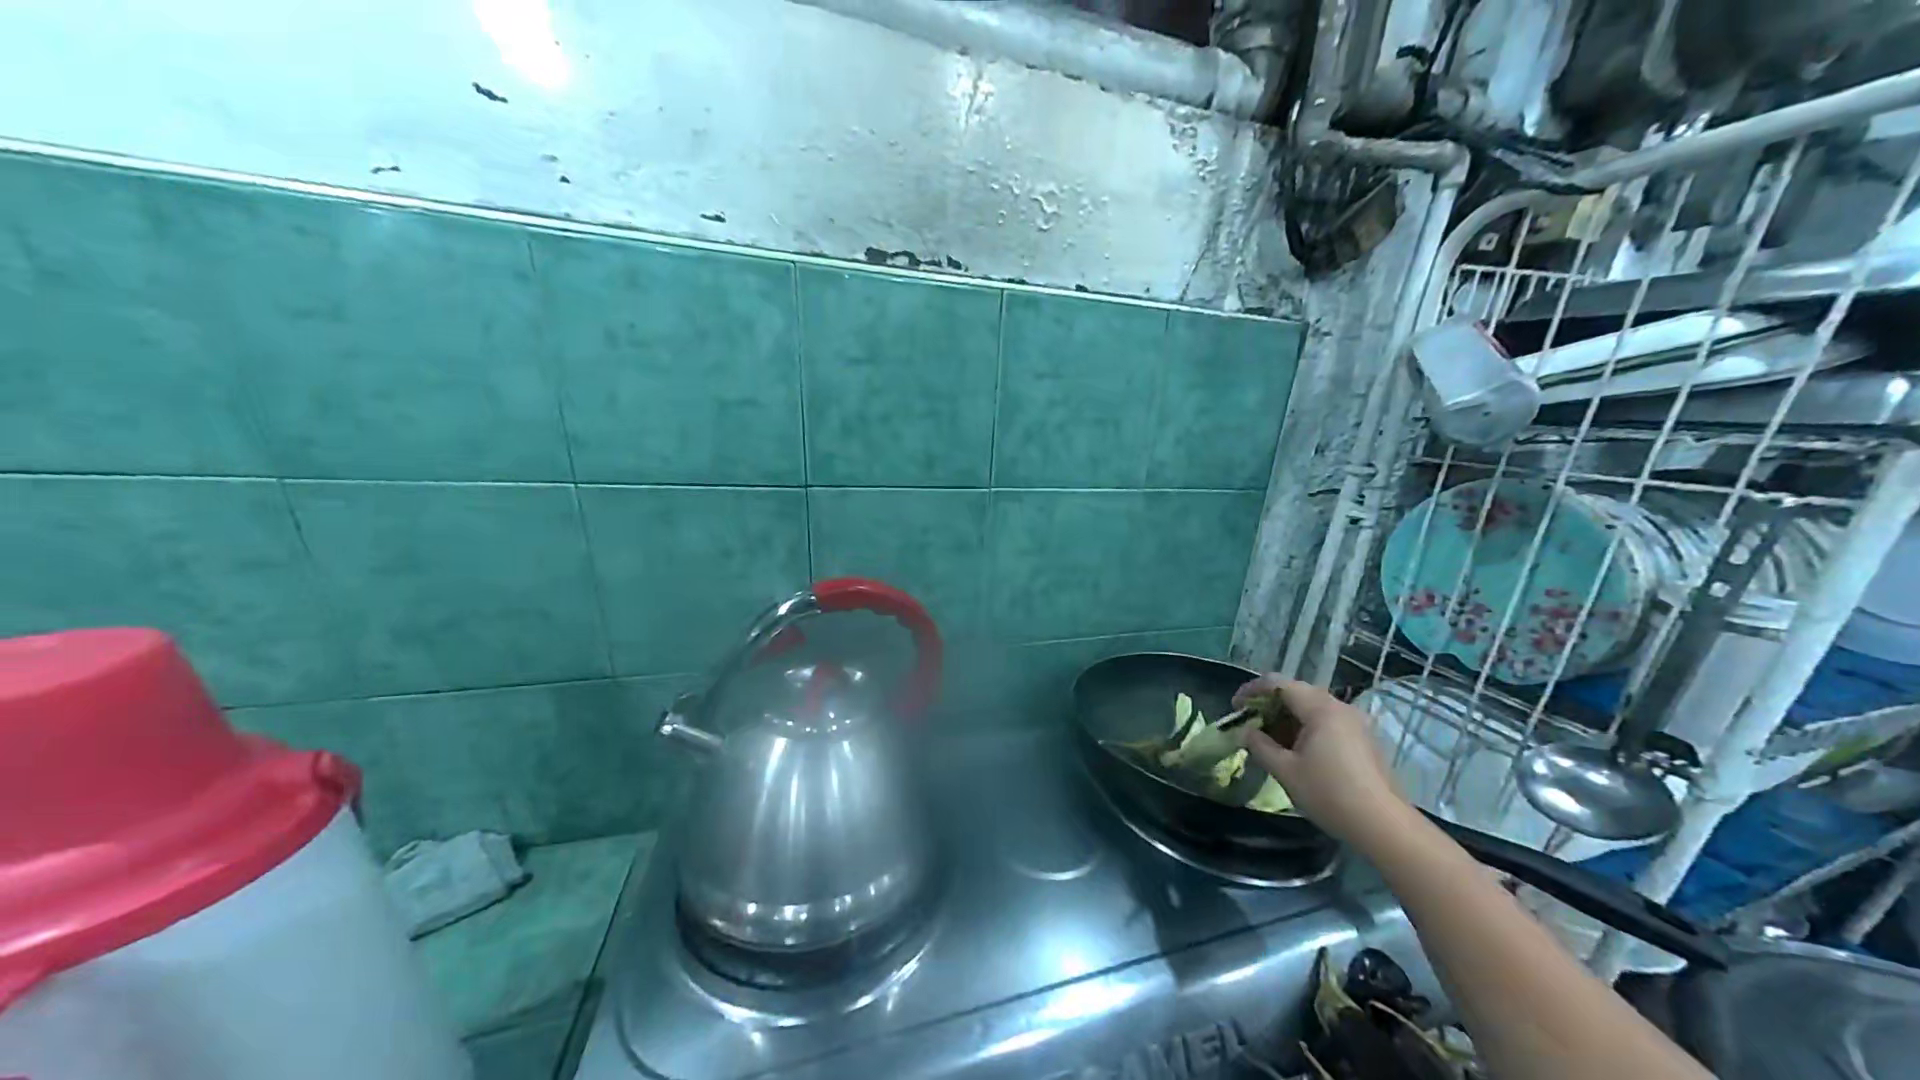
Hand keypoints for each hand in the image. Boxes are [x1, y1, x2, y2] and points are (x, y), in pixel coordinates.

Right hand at [1233, 676, 1416, 848]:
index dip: (1252, 690)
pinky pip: (1328, 721)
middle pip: (1297, 692)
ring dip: (1288, 716)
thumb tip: (1247, 731)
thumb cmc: (1329, 793)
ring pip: (1314, 707)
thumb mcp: (1285, 770)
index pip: (1278, 683)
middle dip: (1270, 704)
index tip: (1235, 706)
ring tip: (1270, 738)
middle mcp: (1340, 707)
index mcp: (1320, 709)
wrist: (1384, 826)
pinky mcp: (1364, 739)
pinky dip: (1307, 726)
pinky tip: (1297, 749)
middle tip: (1250, 723)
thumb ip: (1260, 745)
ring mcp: (1356, 723)